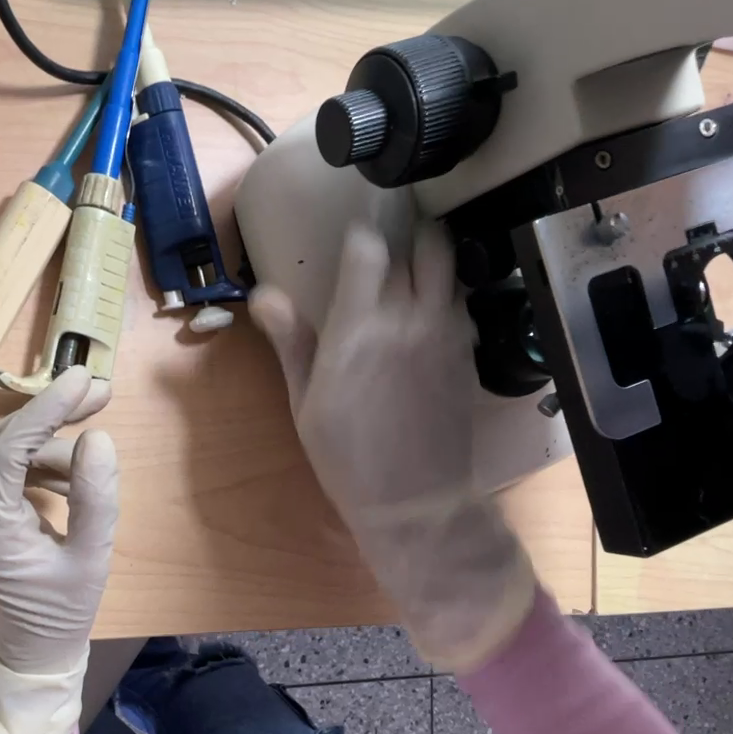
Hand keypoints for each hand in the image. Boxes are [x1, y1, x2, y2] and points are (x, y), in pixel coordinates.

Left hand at [0, 366, 118, 733]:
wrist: (30, 653)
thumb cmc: (63, 612)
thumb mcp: (93, 558)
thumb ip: (98, 497)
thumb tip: (97, 437)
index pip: (8, 447)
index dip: (46, 407)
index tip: (82, 379)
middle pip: (3, 443)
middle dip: (52, 415)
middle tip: (100, 394)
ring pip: (5, 455)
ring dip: (50, 445)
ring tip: (95, 458)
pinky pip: (4, 474)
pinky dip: (38, 466)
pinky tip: (72, 480)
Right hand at [250, 221, 535, 674]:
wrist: (415, 502)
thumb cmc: (346, 456)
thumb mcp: (305, 402)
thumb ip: (292, 340)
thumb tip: (265, 294)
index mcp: (360, 327)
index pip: (368, 248)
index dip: (361, 233)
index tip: (354, 231)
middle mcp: (411, 318)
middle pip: (428, 243)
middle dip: (411, 231)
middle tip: (393, 236)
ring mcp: (448, 334)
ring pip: (452, 269)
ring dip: (434, 260)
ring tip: (413, 268)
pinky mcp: (468, 354)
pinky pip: (461, 305)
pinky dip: (446, 296)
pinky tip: (427, 313)